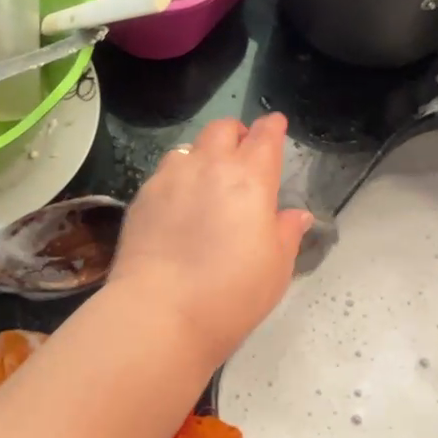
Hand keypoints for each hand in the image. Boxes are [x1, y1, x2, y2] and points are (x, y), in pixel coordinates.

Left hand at [107, 115, 312, 362]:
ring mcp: (169, 179)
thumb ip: (286, 233)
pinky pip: (163, 174)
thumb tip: (295, 215)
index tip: (275, 126)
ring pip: (188, 147)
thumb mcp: (276, 268)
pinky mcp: (142, 198)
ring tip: (206, 180)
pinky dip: (176, 180)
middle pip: (222, 129)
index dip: (272, 128)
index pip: (264, 137)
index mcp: (250, 179)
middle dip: (236, 133)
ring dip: (201, 155)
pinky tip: (177, 206)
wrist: (160, 311)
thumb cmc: (231, 293)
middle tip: (242, 152)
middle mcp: (208, 167)